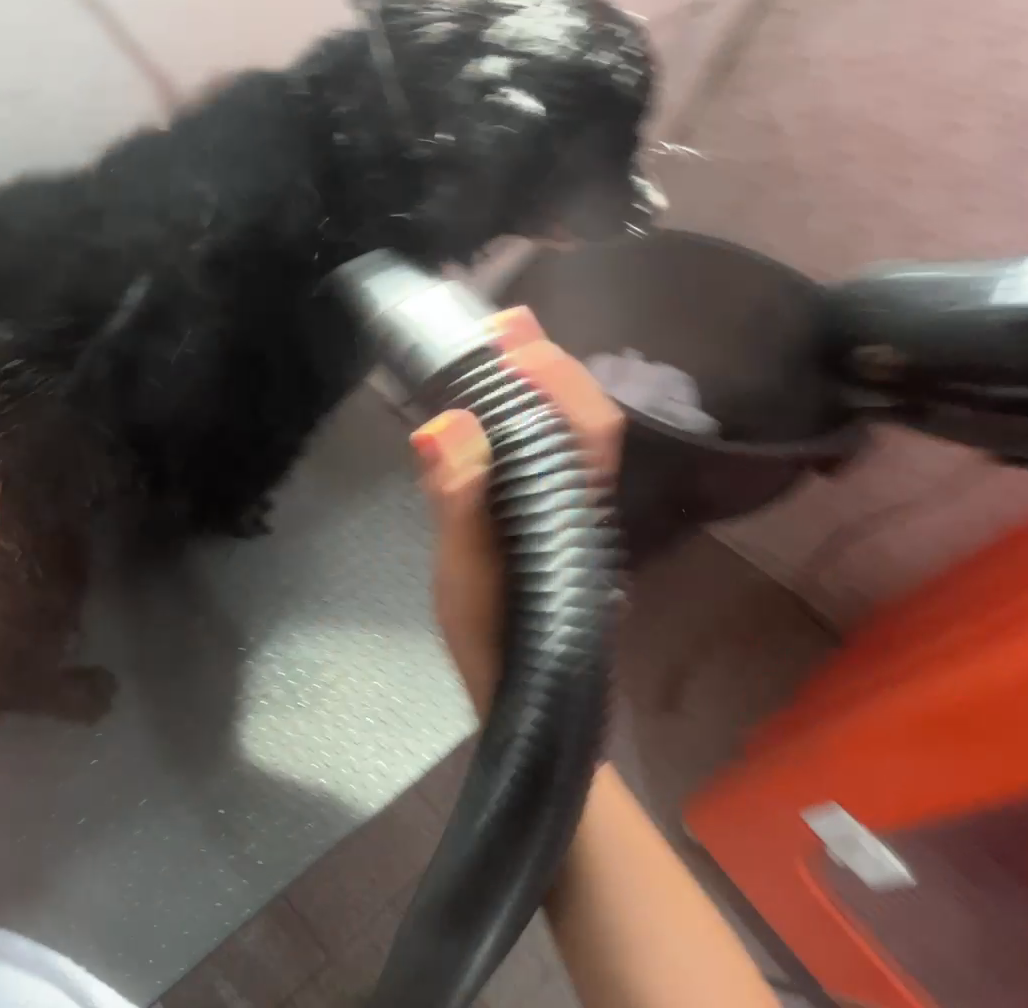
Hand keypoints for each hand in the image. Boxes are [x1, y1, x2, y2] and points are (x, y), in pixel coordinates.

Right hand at [411, 308, 622, 717]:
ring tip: (498, 358)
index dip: (548, 373)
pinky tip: (496, 421)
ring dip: (539, 392)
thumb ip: (457, 500)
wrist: (525, 700)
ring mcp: (566, 518)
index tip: (505, 330)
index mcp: (569, 509)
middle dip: (546, 368)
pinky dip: (527, 424)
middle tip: (500, 327)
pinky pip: (545, 461)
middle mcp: (580, 504)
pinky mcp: (547, 531)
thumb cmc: (495, 640)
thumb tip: (445, 424)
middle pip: (582, 423)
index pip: (578, 424)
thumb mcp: (463, 573)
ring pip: (569, 441)